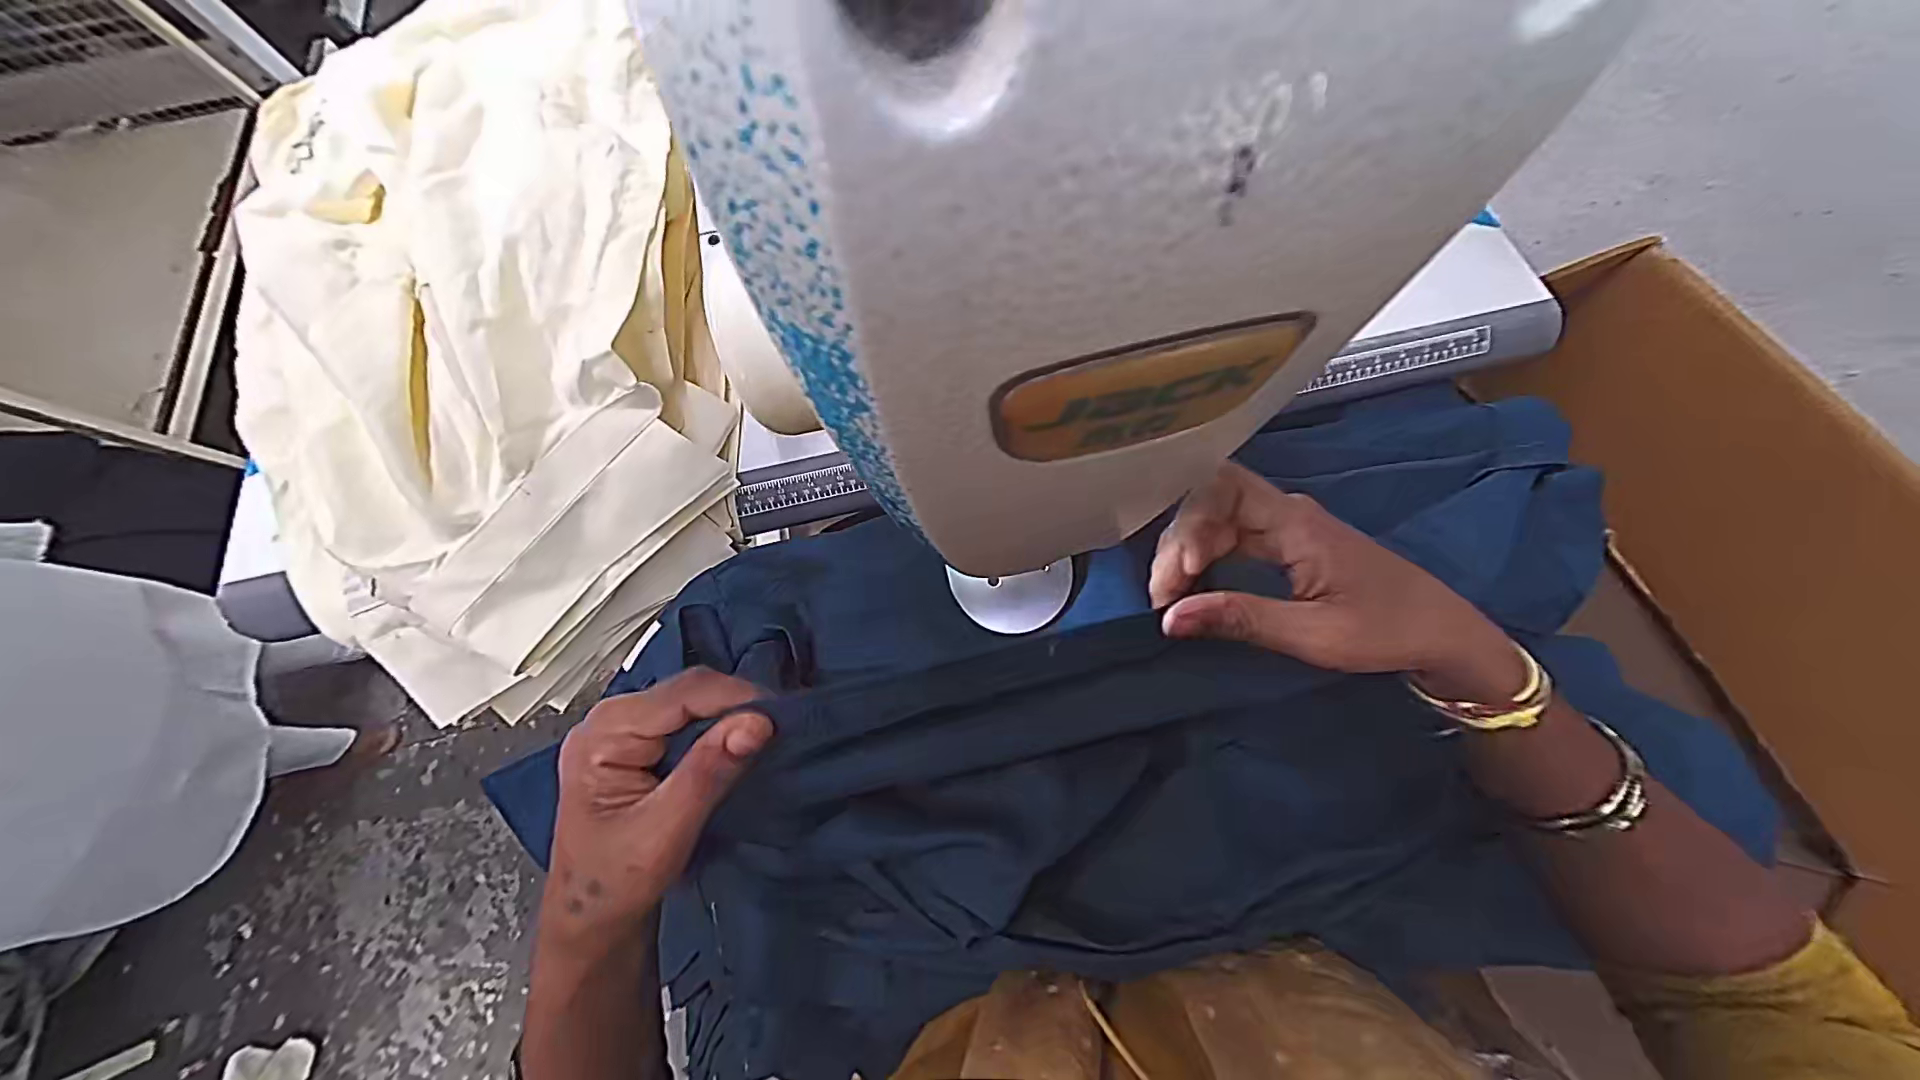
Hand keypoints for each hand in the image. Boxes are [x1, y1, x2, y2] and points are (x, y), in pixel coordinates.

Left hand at [541, 669, 773, 947]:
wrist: (592, 919)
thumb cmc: (612, 885)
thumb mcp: (664, 832)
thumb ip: (709, 772)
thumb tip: (756, 723)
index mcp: (603, 734)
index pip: (683, 693)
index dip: (736, 698)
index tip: (779, 717)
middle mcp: (610, 720)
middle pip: (690, 689)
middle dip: (737, 704)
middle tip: (779, 727)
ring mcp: (625, 728)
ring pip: (694, 698)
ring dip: (732, 714)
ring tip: (766, 734)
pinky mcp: (642, 740)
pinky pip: (691, 716)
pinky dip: (721, 725)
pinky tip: (741, 741)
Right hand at [1149, 462, 1525, 700]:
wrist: (1445, 635)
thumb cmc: (1388, 631)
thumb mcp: (1314, 634)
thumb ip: (1241, 618)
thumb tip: (1170, 618)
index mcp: (1297, 522)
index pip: (1223, 489)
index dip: (1189, 523)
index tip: (1179, 574)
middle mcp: (1284, 514)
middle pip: (1209, 505)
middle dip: (1176, 546)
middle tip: (1162, 599)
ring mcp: (1282, 527)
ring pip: (1212, 522)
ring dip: (1183, 554)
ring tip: (1168, 598)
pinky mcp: (1280, 545)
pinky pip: (1226, 539)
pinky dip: (1201, 561)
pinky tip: (1188, 587)